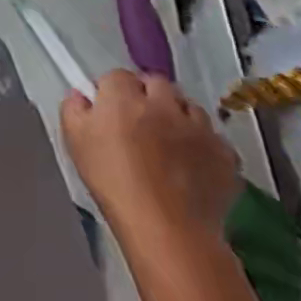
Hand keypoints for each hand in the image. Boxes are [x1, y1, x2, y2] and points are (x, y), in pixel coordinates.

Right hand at [61, 70, 239, 244]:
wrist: (166, 225)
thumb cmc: (111, 179)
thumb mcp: (74, 139)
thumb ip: (73, 108)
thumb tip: (82, 96)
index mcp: (124, 97)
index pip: (118, 75)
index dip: (111, 89)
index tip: (106, 106)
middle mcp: (164, 105)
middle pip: (157, 82)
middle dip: (147, 93)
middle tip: (137, 117)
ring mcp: (200, 129)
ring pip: (190, 107)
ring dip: (178, 114)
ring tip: (167, 138)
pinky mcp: (226, 155)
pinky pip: (214, 137)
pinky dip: (202, 142)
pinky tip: (191, 162)